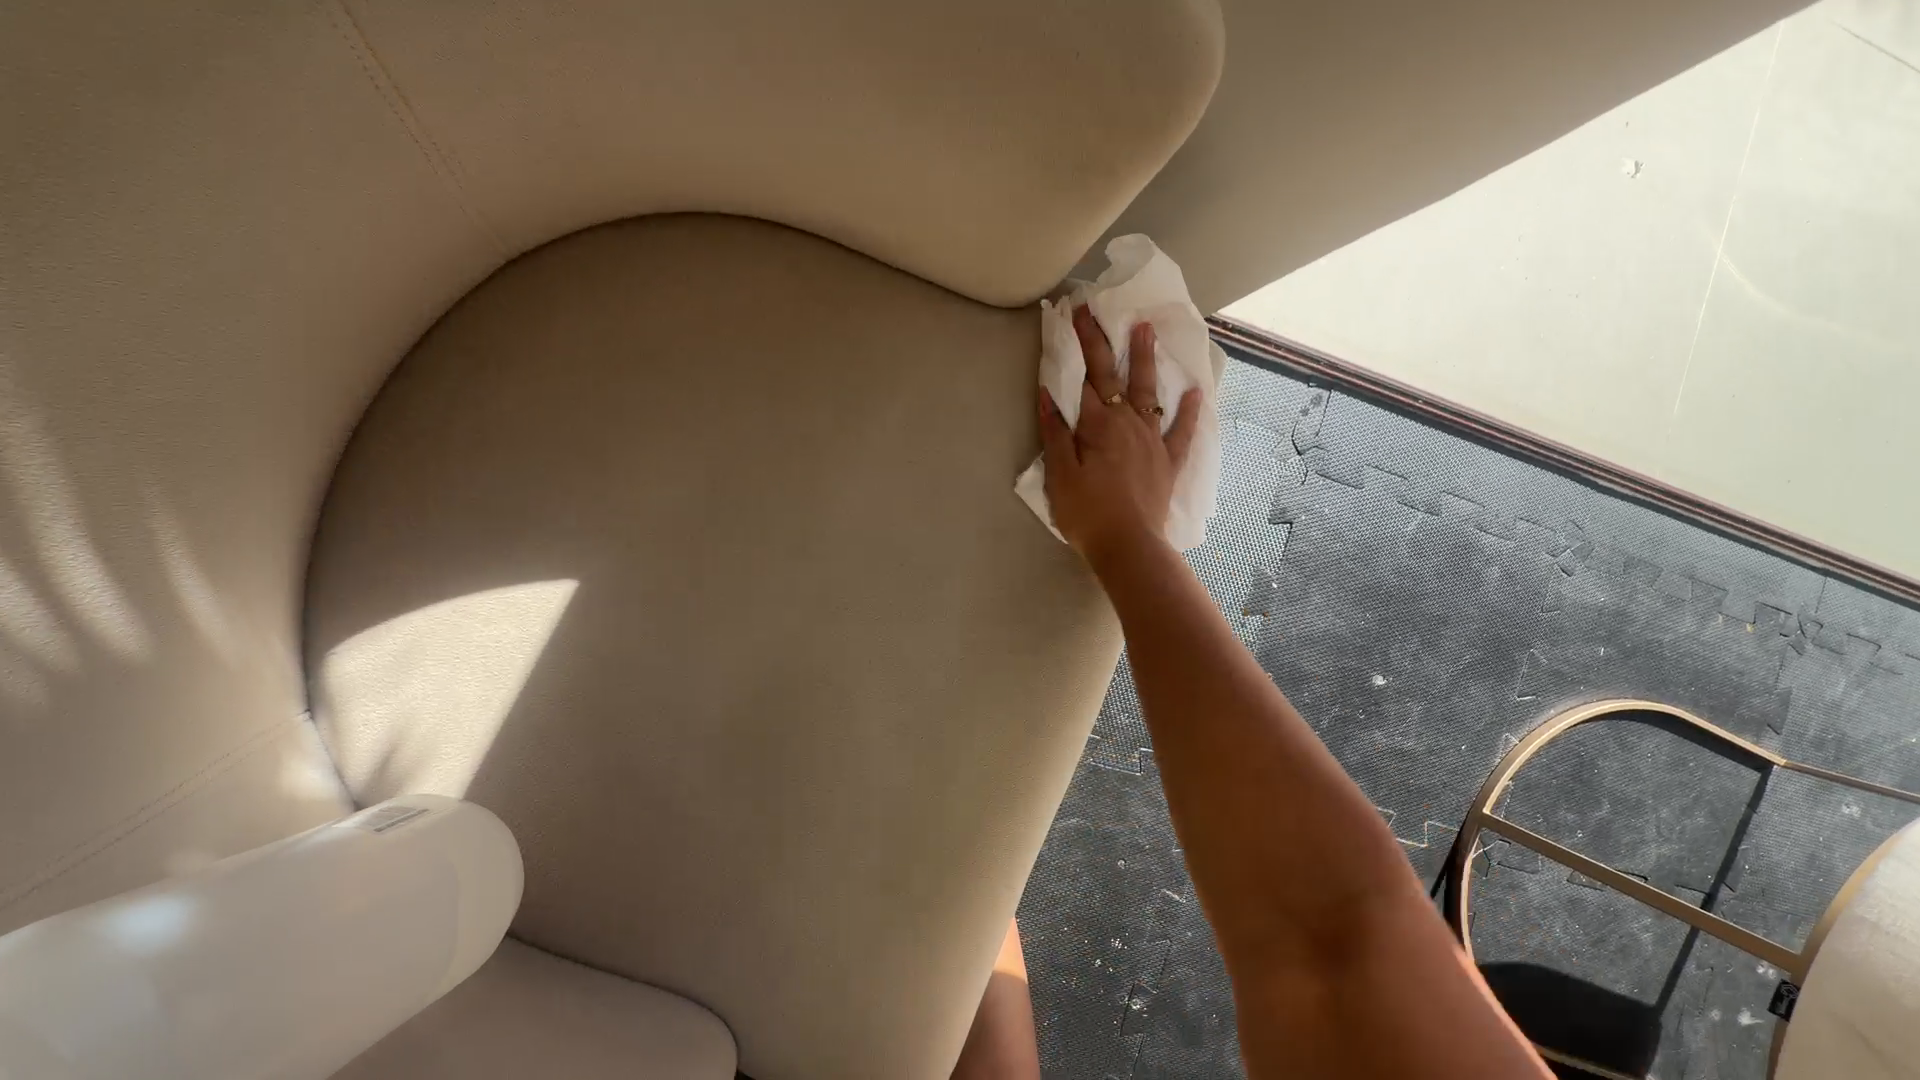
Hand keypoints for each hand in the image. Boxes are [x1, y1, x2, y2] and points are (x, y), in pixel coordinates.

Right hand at [1038, 306, 1200, 564]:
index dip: (1079, 344)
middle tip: (1097, 310)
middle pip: (1114, 375)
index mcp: (1098, 425)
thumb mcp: (1060, 475)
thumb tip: (1049, 394)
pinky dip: (1189, 410)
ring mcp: (1152, 440)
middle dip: (1103, 341)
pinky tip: (1195, 391)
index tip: (1074, 313)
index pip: (1085, 376)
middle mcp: (1127, 423)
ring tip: (1147, 329)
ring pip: (1149, 392)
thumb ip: (1056, 433)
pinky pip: (1181, 431)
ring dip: (1146, 359)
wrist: (1128, 546)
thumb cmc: (1087, 513)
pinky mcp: (1168, 461)